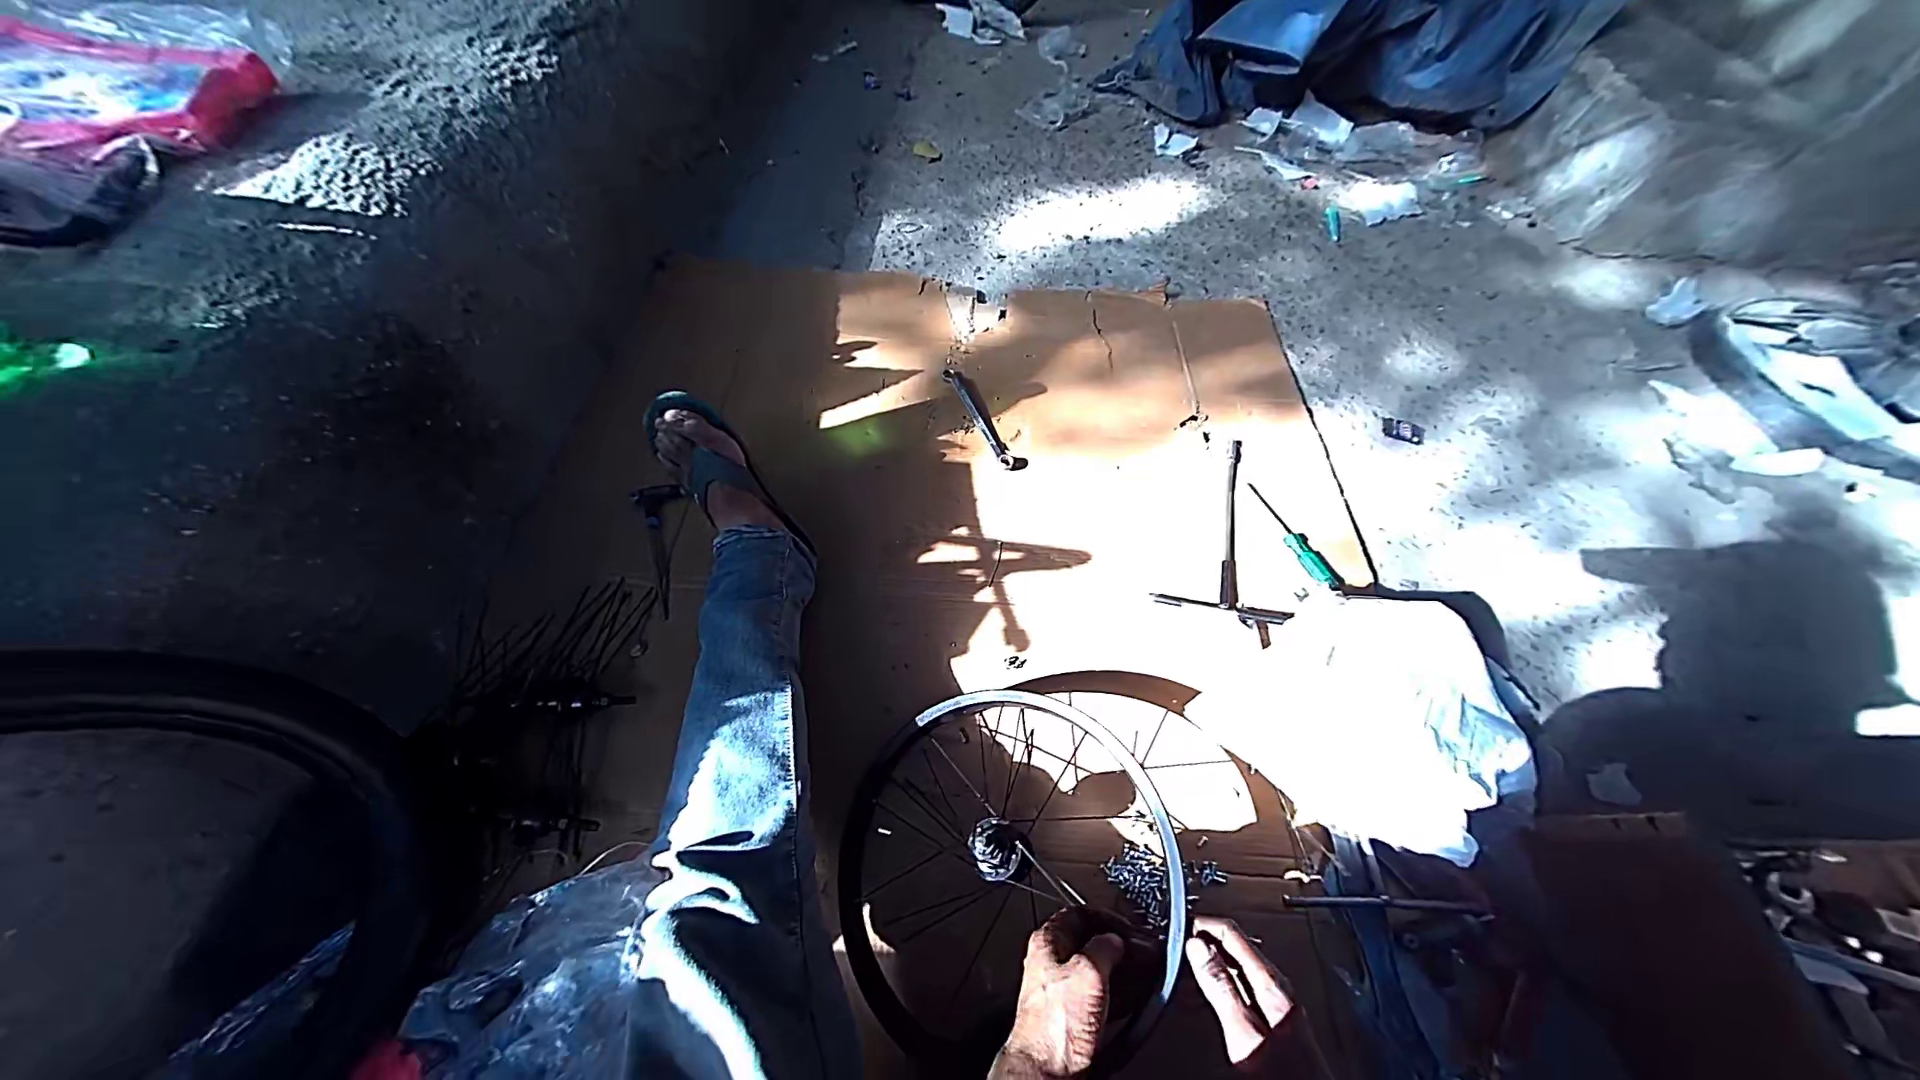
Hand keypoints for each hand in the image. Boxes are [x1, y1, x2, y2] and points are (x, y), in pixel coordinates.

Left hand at [989, 907, 1130, 1079]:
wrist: (1047, 1071)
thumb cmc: (1054, 1025)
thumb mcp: (1088, 972)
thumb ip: (1103, 948)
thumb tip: (1114, 939)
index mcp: (1047, 942)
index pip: (1078, 914)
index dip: (1106, 917)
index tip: (1126, 925)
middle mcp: (1052, 963)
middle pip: (1090, 943)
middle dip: (1119, 946)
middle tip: (1141, 950)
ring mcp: (1063, 991)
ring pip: (1098, 970)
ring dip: (1123, 969)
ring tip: (1146, 970)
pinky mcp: (1073, 1017)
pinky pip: (1101, 996)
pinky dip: (1121, 992)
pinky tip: (1136, 996)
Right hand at [1186, 916, 1328, 1075]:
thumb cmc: (1282, 1075)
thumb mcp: (1242, 1030)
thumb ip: (1220, 985)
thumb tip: (1197, 947)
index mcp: (1270, 982)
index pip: (1231, 931)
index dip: (1202, 925)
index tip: (1180, 929)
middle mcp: (1276, 986)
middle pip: (1234, 946)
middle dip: (1204, 946)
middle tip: (1179, 953)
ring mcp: (1278, 1001)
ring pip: (1236, 966)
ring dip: (1210, 966)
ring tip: (1188, 976)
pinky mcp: (1275, 1017)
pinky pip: (1242, 985)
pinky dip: (1220, 984)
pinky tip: (1209, 999)